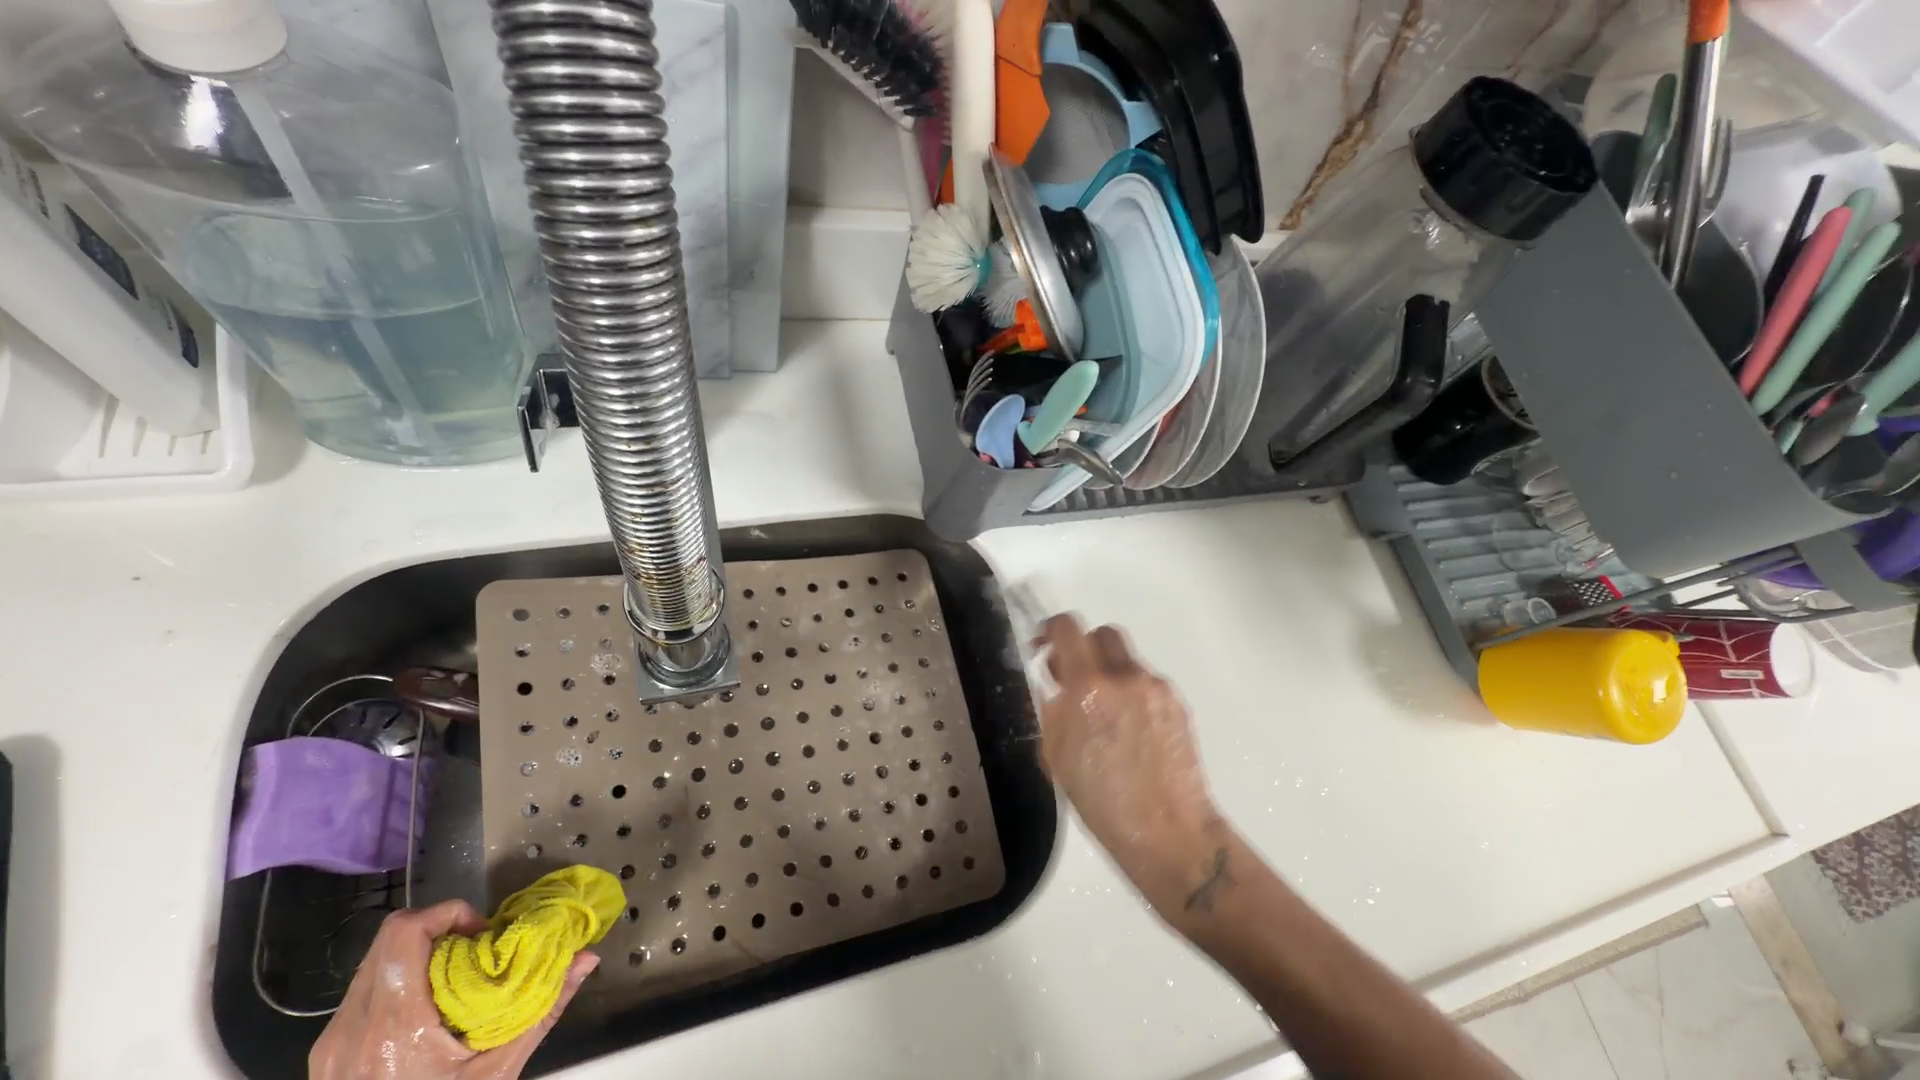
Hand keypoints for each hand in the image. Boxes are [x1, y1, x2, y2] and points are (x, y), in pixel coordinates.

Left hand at [309, 899, 597, 1079]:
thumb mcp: (500, 1070)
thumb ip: (543, 1009)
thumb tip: (587, 958)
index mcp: (394, 1025)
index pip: (404, 933)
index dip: (446, 912)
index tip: (480, 933)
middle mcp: (351, 1026)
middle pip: (387, 940)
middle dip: (436, 931)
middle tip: (473, 952)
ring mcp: (331, 1040)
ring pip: (372, 964)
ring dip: (416, 957)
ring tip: (451, 983)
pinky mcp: (325, 1052)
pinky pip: (361, 994)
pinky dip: (397, 985)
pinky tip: (424, 1014)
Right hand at [1035, 614, 1226, 905]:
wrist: (1166, 831)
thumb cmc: (1101, 803)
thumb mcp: (1056, 756)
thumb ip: (1053, 709)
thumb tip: (1056, 683)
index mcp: (1087, 689)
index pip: (1067, 628)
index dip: (1050, 630)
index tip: (1043, 647)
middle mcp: (1125, 678)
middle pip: (1102, 633)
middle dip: (1084, 648)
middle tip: (1074, 678)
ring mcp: (1156, 689)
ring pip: (1126, 661)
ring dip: (1109, 674)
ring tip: (1104, 715)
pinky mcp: (1178, 704)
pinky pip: (1147, 684)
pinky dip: (1132, 695)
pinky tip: (1130, 732)